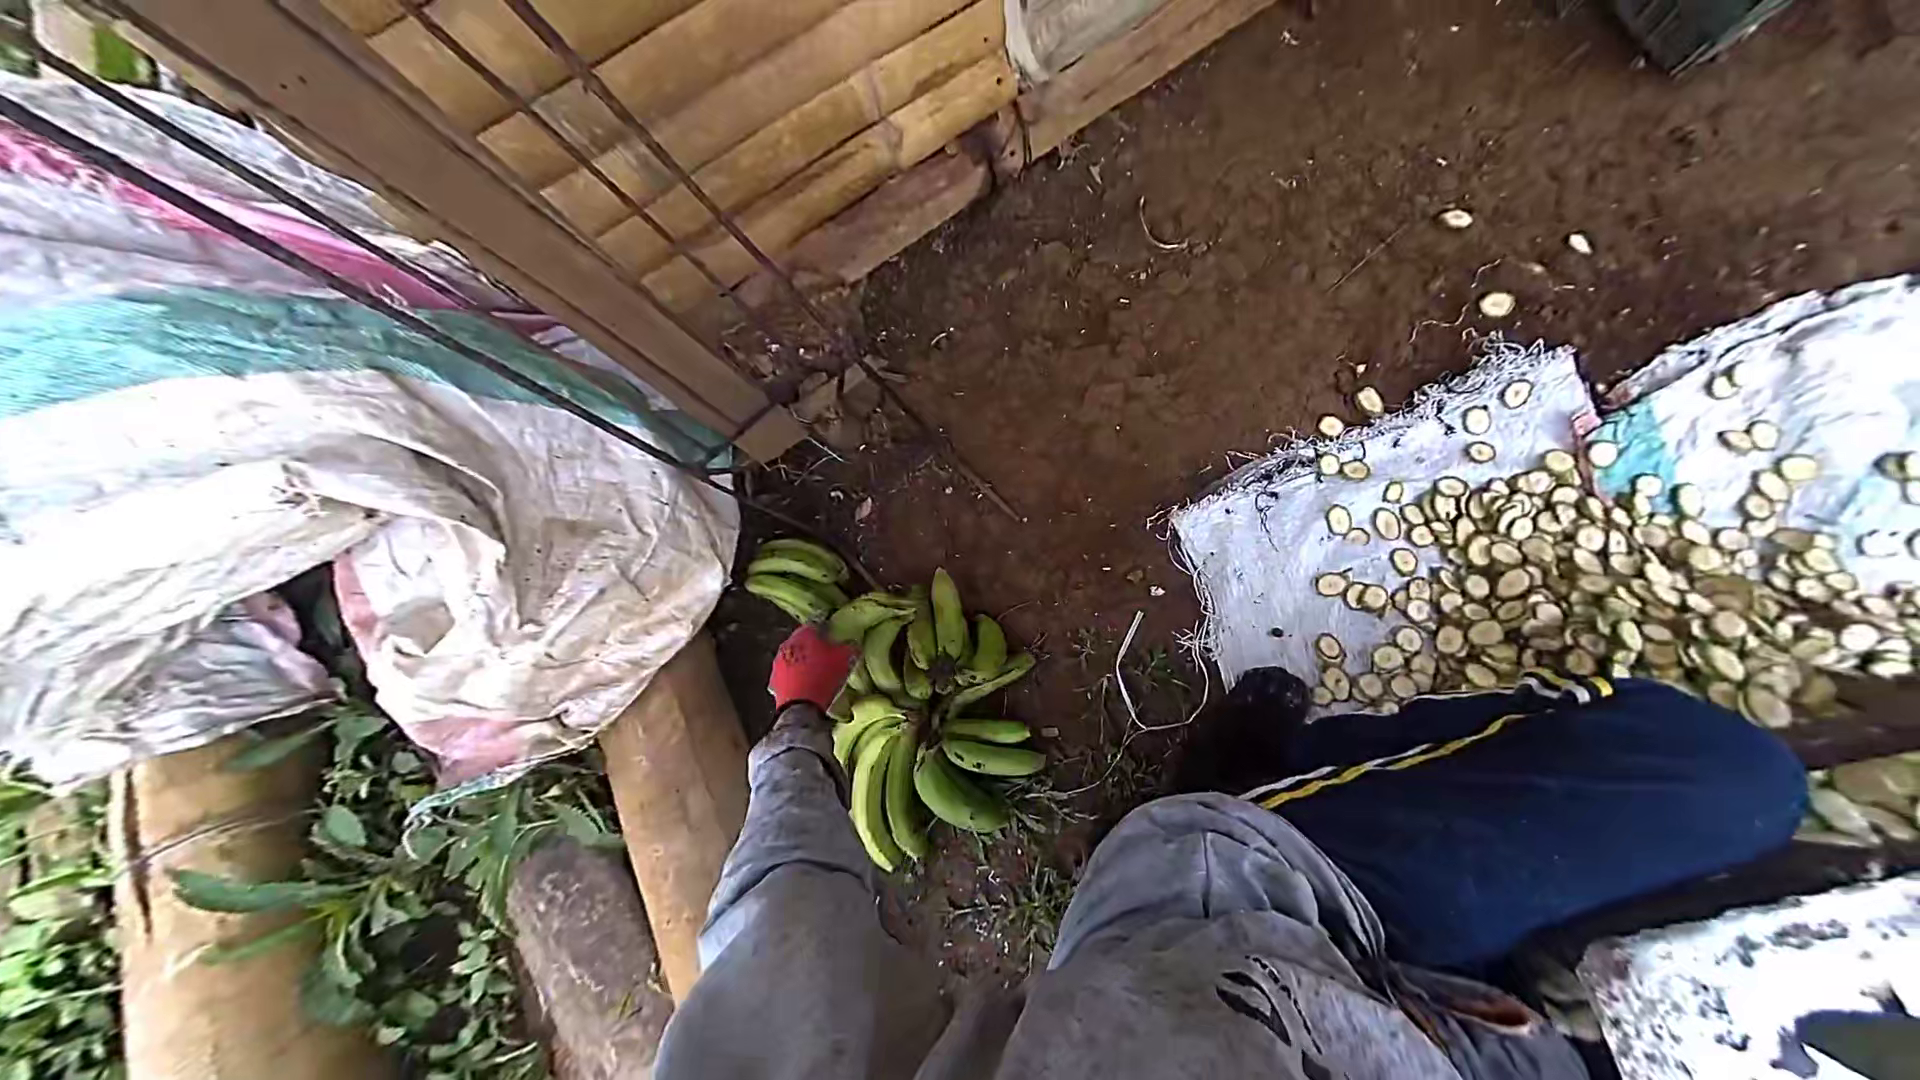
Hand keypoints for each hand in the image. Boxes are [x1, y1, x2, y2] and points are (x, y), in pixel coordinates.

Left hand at [769, 624, 858, 711]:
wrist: (801, 708)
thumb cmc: (825, 677)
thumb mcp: (846, 659)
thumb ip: (850, 647)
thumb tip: (853, 643)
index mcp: (805, 633)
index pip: (818, 622)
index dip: (828, 627)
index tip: (835, 633)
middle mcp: (788, 643)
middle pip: (803, 640)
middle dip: (814, 645)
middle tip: (827, 653)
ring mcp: (778, 663)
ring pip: (794, 656)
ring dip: (803, 661)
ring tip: (816, 671)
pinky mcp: (773, 681)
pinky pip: (787, 674)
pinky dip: (795, 677)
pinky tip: (805, 685)